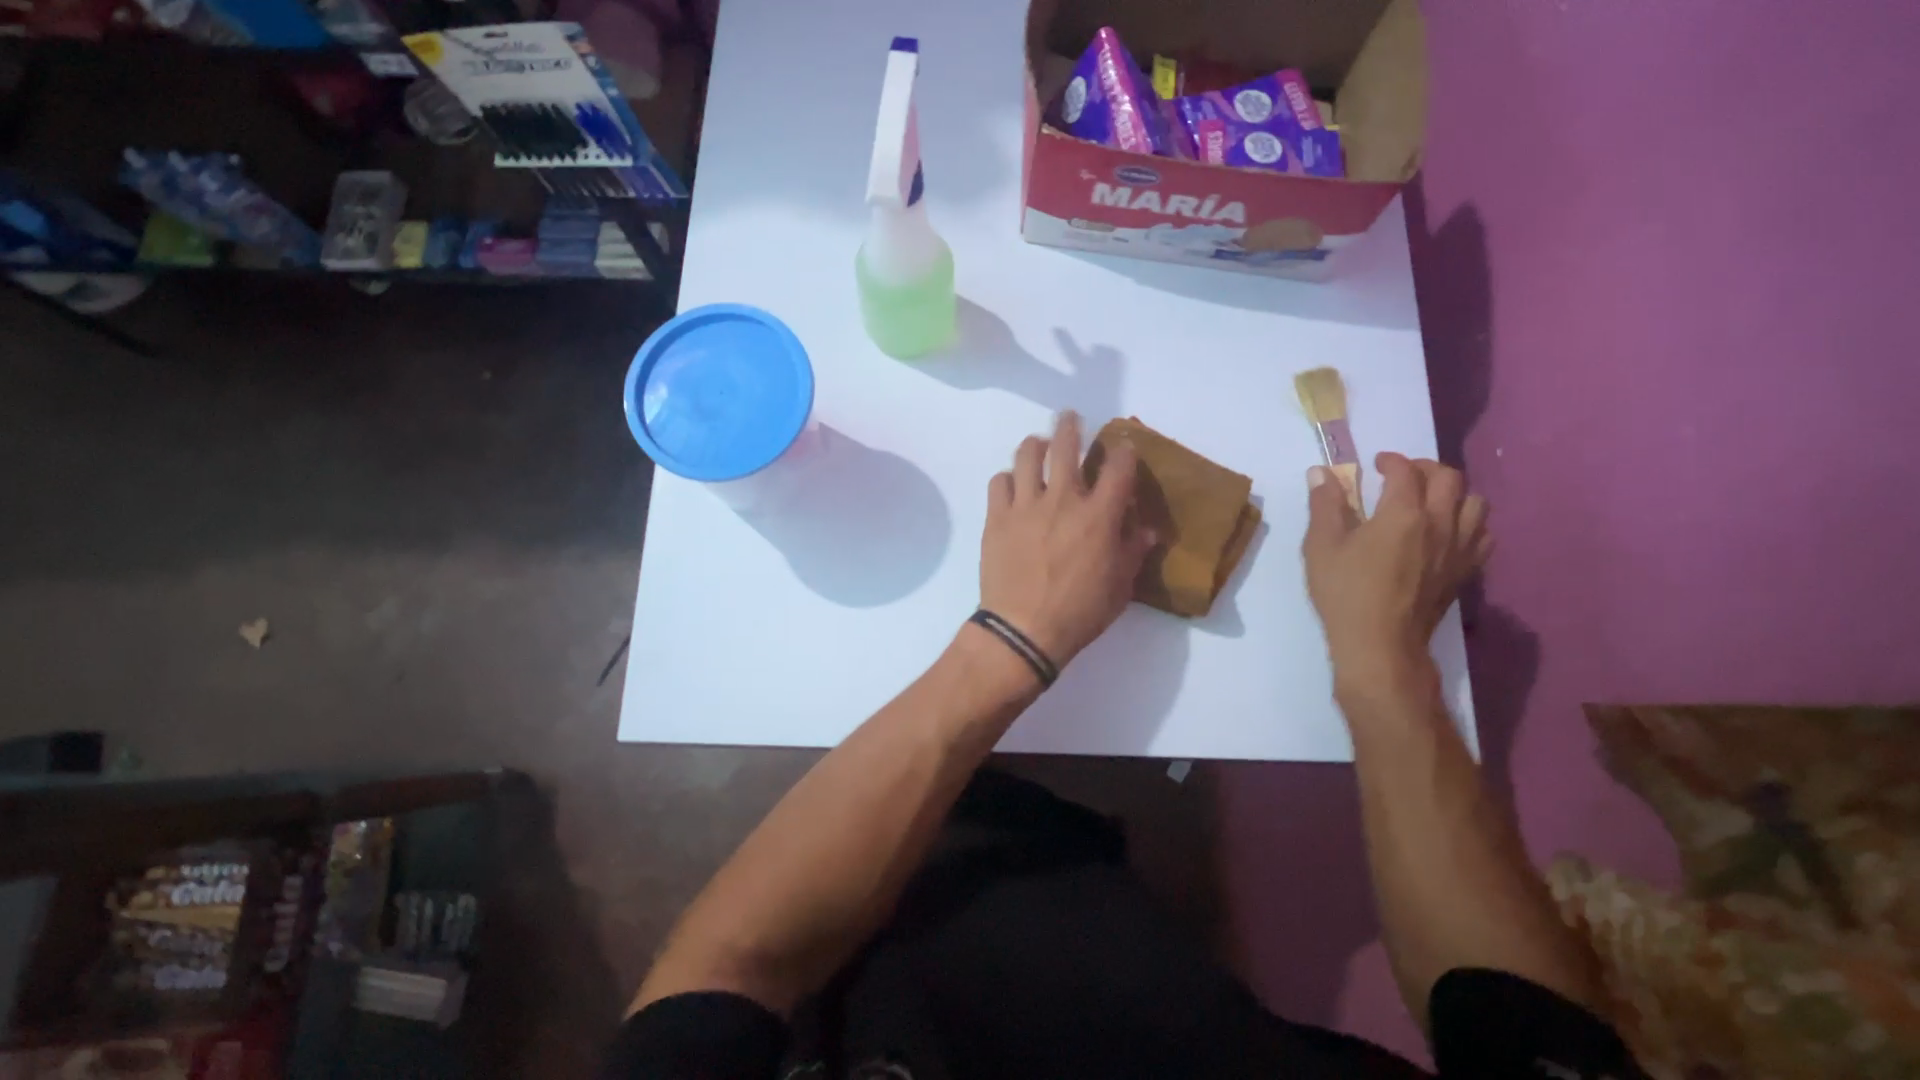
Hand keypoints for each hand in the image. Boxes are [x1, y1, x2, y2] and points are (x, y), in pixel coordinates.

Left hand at [979, 412, 1155, 667]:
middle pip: (1066, 445)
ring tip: (1038, 444)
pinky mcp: (996, 517)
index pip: (1118, 467)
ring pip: (1027, 454)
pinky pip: (998, 481)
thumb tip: (1145, 530)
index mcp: (1099, 515)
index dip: (1124, 452)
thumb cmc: (1080, 612)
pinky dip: (1007, 478)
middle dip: (1071, 426)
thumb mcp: (1120, 586)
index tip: (1123, 449)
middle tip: (1071, 418)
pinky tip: (1011, 485)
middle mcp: (1063, 499)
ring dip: (1035, 443)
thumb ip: (1132, 551)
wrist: (1024, 629)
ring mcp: (1025, 505)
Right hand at [1302, 452, 1489, 688]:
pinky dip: (1470, 525)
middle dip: (1425, 468)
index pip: (1405, 470)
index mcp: (1403, 513)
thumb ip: (1324, 505)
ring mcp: (1459, 548)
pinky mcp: (1466, 571)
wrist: (1380, 644)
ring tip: (1432, 500)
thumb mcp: (1321, 546)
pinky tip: (1450, 532)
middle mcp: (1439, 523)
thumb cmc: (1345, 593)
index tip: (1376, 464)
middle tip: (1405, 475)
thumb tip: (1321, 472)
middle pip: (1449, 477)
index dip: (1390, 460)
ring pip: (1475, 503)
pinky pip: (1484, 535)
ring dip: (1454, 493)